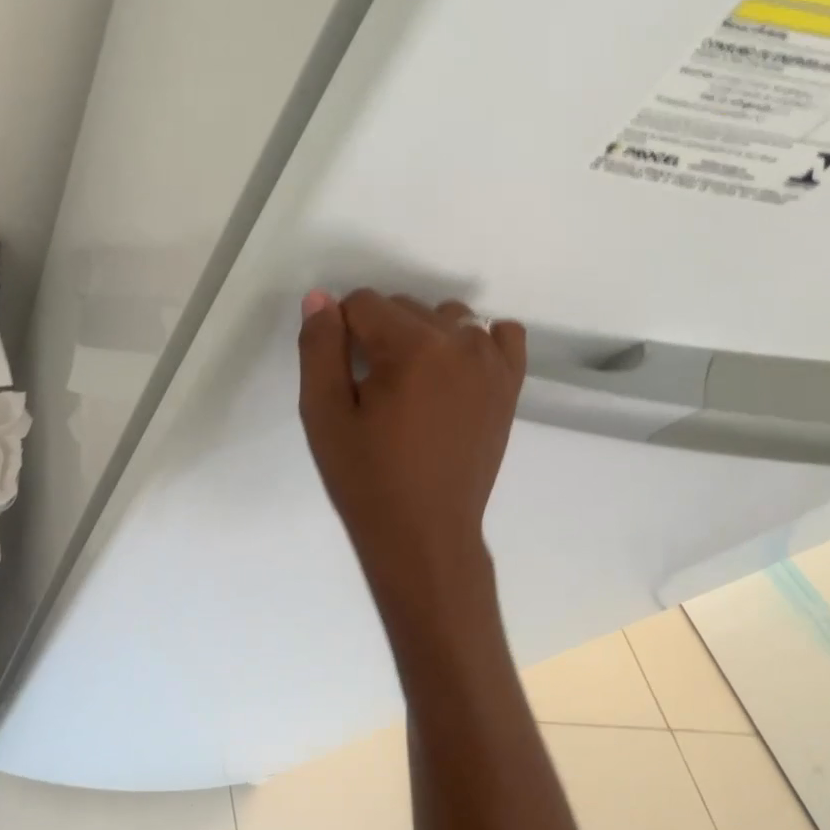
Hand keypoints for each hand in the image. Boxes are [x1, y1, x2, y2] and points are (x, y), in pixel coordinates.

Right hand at [296, 290, 524, 570]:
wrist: (422, 530)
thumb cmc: (364, 475)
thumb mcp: (323, 413)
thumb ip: (320, 348)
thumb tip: (320, 299)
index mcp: (413, 347)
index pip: (363, 303)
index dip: (338, 333)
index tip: (337, 375)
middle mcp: (462, 342)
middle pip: (404, 305)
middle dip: (377, 332)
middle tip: (366, 390)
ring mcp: (494, 362)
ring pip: (446, 316)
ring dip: (419, 336)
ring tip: (405, 386)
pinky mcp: (510, 384)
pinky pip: (497, 334)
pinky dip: (469, 342)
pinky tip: (448, 375)